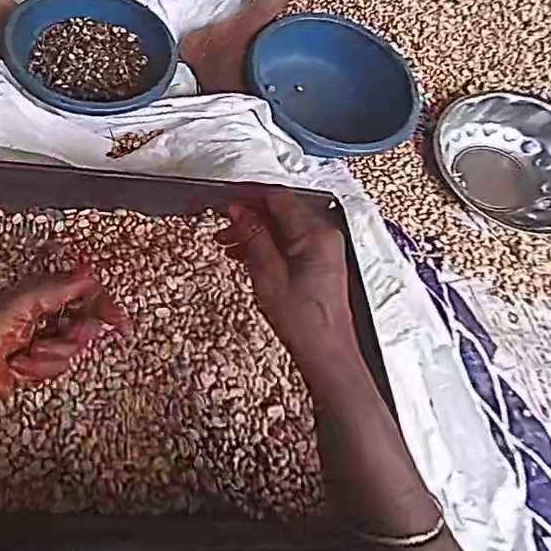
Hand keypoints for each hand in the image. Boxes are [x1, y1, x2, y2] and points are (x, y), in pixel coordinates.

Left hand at [0, 262, 128, 413]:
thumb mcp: (22, 302)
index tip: (115, 319)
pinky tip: (20, 367)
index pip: (79, 289)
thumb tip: (88, 275)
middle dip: (73, 333)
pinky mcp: (36, 364)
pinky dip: (42, 368)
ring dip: (53, 353)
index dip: (99, 302)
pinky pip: (57, 365)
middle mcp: (40, 312)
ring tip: (29, 354)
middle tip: (63, 337)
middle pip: (81, 320)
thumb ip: (58, 287)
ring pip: (71, 346)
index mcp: (36, 290)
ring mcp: (39, 339)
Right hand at [219, 192, 360, 371]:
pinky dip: (268, 244)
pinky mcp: (321, 261)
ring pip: (283, 226)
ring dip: (255, 232)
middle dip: (249, 216)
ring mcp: (324, 248)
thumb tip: (240, 211)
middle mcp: (324, 235)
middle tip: (223, 225)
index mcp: (315, 234)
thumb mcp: (268, 275)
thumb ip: (253, 237)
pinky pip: (290, 241)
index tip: (226, 201)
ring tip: (229, 244)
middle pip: (280, 211)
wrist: (327, 354)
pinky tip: (247, 256)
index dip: (248, 196)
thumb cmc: (304, 322)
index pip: (277, 198)